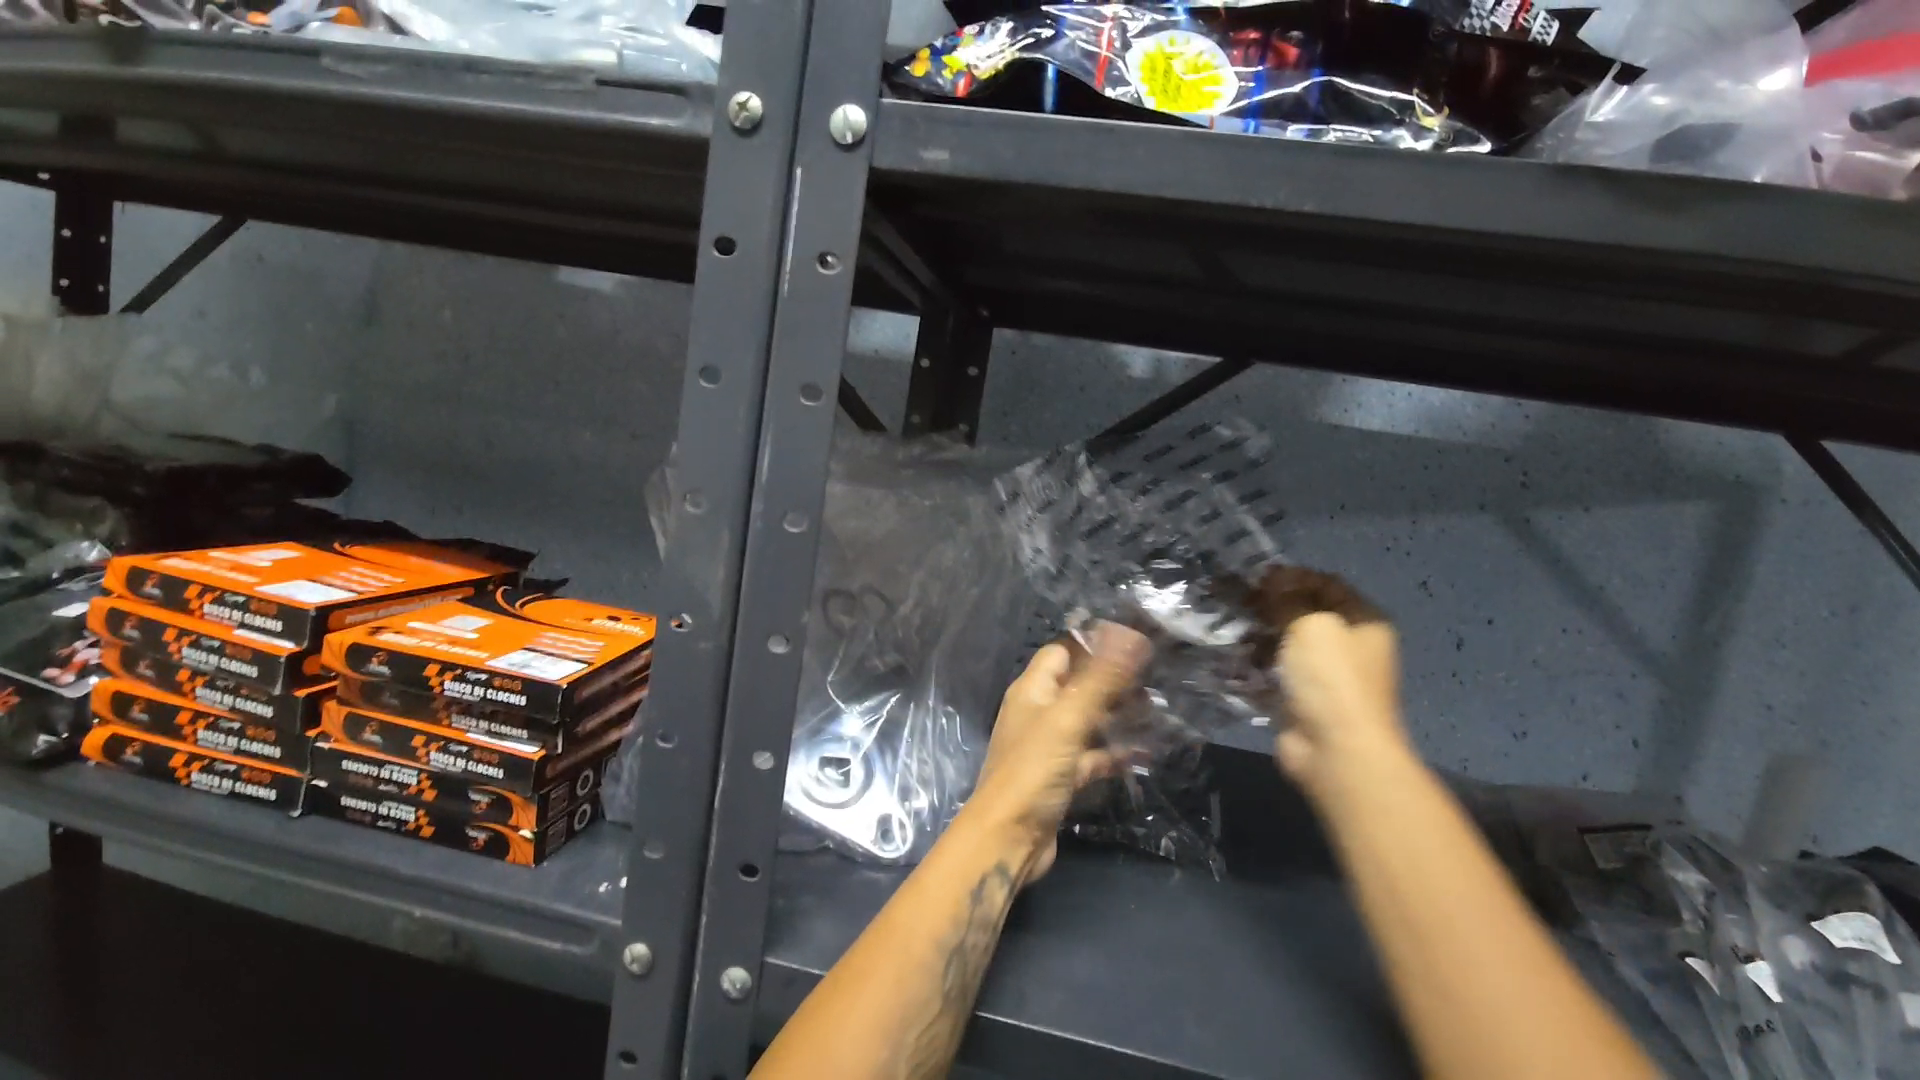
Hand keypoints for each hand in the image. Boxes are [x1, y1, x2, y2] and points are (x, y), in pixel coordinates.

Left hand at [961, 621, 1151, 886]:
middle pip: (1079, 687)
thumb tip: (1132, 634)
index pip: (1061, 653)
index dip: (1093, 646)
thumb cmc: (1033, 770)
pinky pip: (1093, 758)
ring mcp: (1050, 747)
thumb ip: (1101, 678)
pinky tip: (1146, 753)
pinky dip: (1115, 754)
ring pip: (1089, 723)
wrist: (1009, 837)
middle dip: (1114, 684)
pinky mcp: (1062, 778)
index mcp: (1032, 691)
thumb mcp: (1069, 718)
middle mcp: (1038, 714)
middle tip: (1156, 680)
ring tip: (1160, 712)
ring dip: (1119, 718)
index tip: (1135, 645)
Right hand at [1256, 568, 1409, 798]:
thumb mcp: (1310, 625)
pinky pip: (1275, 674)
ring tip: (1232, 633)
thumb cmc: (1331, 679)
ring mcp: (1326, 676)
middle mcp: (1348, 645)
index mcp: (1363, 621)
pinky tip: (1233, 661)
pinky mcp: (1303, 700)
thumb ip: (1287, 599)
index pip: (1326, 584)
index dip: (1292, 576)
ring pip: (1286, 644)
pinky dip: (1256, 666)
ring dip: (1259, 636)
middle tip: (1236, 602)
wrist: (1336, 751)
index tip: (1255, 578)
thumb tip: (1271, 581)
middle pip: (1304, 613)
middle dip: (1270, 606)